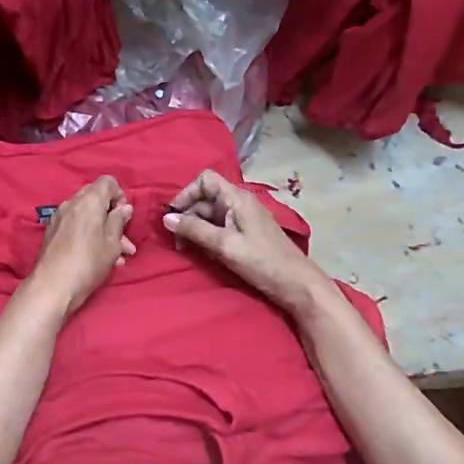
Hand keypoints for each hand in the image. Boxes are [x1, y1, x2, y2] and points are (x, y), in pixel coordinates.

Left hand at [23, 176, 136, 314]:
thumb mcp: (112, 243)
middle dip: (111, 215)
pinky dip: (87, 234)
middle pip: (96, 198)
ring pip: (86, 215)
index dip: (120, 195)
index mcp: (89, 200)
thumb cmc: (88, 262)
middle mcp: (71, 203)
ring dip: (102, 229)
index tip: (124, 216)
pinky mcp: (52, 232)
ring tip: (116, 255)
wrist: (52, 286)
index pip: (107, 181)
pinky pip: (75, 225)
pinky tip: (96, 256)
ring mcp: (59, 217)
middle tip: (123, 238)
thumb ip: (119, 220)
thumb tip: (124, 207)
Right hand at [162, 169, 337, 314]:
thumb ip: (195, 230)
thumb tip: (166, 218)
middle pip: (205, 198)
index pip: (205, 179)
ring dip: (196, 228)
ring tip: (187, 249)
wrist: (296, 284)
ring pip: (211, 214)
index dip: (186, 193)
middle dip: (188, 215)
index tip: (173, 216)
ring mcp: (244, 218)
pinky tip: (204, 253)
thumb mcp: (224, 245)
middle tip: (176, 241)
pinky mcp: (246, 234)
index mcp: (237, 198)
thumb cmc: (261, 261)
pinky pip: (220, 227)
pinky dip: (208, 236)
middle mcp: (240, 202)